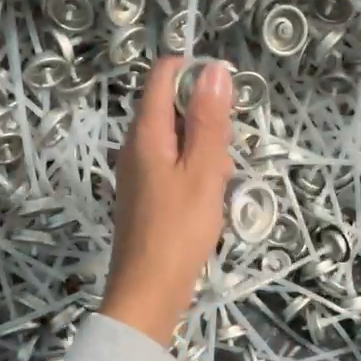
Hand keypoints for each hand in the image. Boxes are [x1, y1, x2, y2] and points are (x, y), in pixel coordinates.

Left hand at [101, 56, 234, 345]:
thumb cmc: (179, 231)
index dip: (195, 74)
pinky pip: (172, 169)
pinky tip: (207, 203)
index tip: (226, 100)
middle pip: (171, 108)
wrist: (149, 291)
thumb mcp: (203, 171)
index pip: (163, 75)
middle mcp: (134, 147)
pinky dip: (193, 175)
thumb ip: (208, 120)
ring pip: (175, 142)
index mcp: (146, 133)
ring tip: (218, 185)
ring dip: (203, 152)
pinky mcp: (143, 198)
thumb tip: (213, 69)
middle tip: (224, 156)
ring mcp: (136, 173)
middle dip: (205, 121)